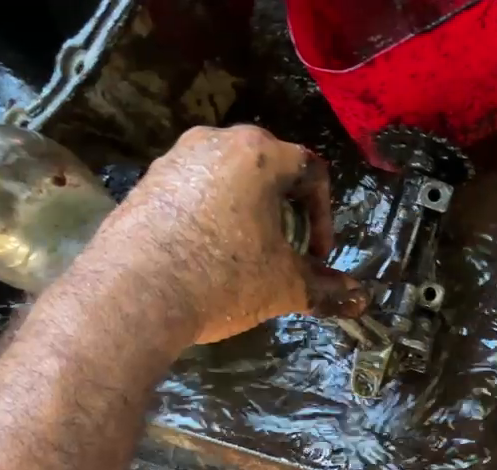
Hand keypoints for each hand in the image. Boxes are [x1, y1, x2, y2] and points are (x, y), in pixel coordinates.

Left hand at [87, 125, 367, 344]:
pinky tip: (205, 260)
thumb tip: (360, 300)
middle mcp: (215, 142)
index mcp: (258, 154)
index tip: (316, 257)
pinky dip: (210, 221)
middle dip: (285, 214)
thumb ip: (326, 289)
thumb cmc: (224, 278)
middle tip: (285, 254)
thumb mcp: (284, 287)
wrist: (135, 293)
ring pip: (227, 181)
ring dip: (246, 216)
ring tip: (244, 259)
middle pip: (268, 170)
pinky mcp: (145, 185)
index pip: (311, 172)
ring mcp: (174, 160)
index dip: (324, 218)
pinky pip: (192, 195)